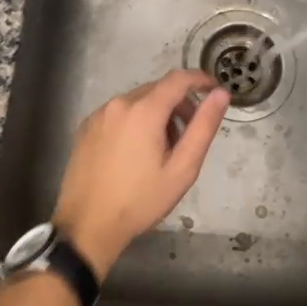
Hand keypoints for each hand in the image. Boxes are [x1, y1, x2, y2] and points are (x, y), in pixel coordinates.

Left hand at [51, 69, 229, 278]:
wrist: (87, 225)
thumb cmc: (140, 200)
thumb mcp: (182, 169)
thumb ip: (203, 127)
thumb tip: (220, 95)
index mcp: (144, 110)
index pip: (178, 79)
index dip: (200, 80)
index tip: (214, 90)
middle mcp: (119, 103)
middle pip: (158, 91)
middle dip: (179, 106)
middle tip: (187, 138)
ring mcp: (99, 114)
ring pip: (138, 102)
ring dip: (156, 116)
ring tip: (160, 153)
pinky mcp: (85, 127)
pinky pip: (118, 113)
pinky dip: (134, 122)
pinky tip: (133, 155)